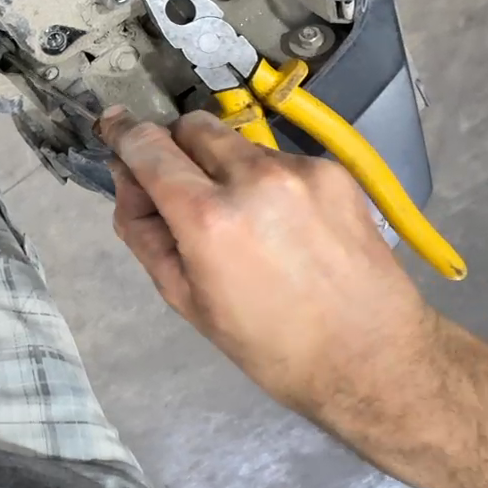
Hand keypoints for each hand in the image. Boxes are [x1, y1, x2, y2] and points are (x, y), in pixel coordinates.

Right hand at [98, 109, 439, 422]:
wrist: (376, 362)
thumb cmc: (266, 343)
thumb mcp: (181, 296)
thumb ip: (142, 228)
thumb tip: (127, 178)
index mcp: (207, 218)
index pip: (148, 146)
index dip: (121, 132)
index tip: (111, 125)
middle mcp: (252, 179)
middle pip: (189, 126)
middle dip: (174, 147)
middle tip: (181, 186)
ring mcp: (299, 171)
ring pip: (232, 140)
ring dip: (219, 163)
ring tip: (242, 214)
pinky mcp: (333, 172)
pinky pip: (274, 157)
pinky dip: (262, 178)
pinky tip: (283, 222)